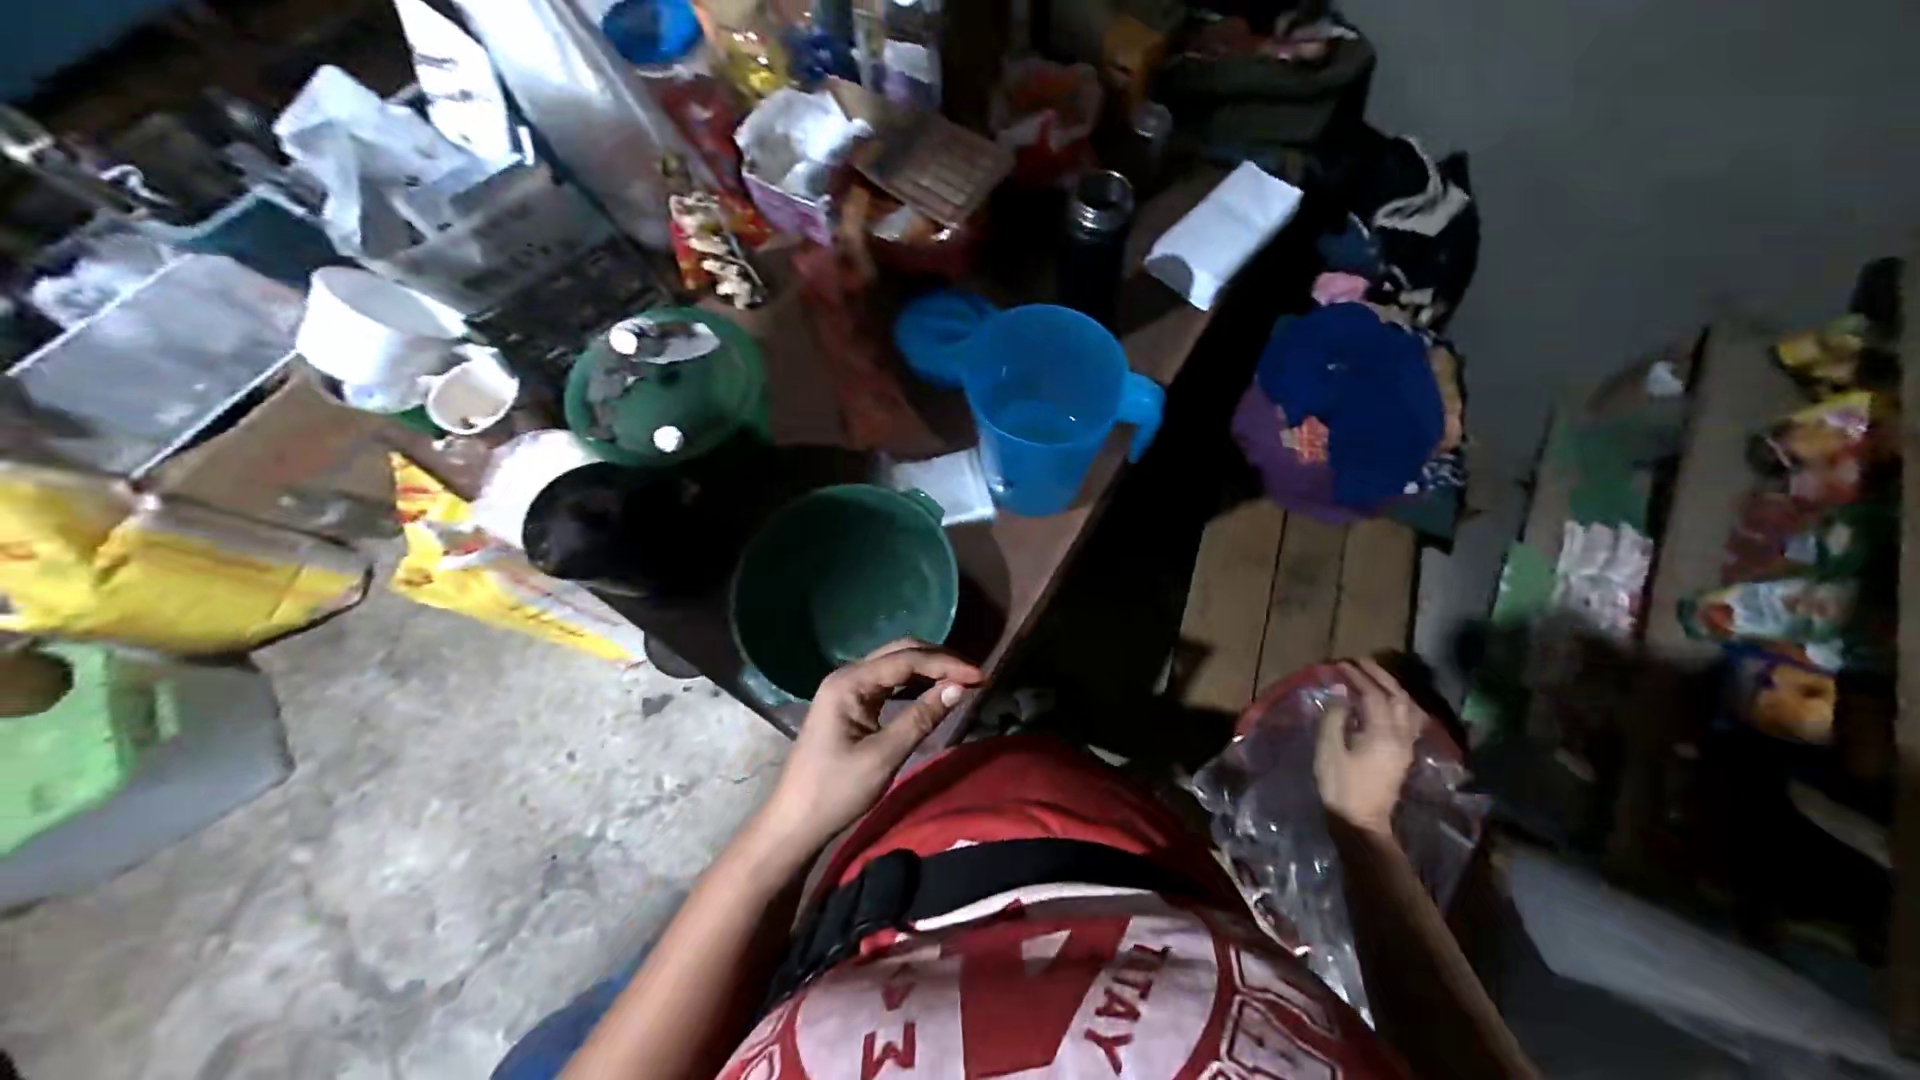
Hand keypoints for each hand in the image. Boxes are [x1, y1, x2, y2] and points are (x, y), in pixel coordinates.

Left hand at [758, 640, 982, 850]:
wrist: (795, 822)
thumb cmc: (836, 791)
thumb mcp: (884, 756)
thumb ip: (921, 718)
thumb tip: (959, 689)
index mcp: (849, 682)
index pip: (907, 660)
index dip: (946, 664)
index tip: (981, 676)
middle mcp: (847, 676)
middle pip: (901, 653)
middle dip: (940, 660)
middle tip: (975, 675)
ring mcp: (847, 689)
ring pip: (896, 666)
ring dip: (929, 671)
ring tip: (962, 682)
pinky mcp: (851, 704)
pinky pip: (888, 684)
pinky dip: (914, 685)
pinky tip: (934, 693)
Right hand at [1315, 658, 1421, 836]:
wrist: (1360, 821)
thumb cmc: (1340, 784)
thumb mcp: (1329, 749)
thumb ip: (1335, 718)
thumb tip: (1343, 695)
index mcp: (1382, 734)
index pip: (1374, 696)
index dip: (1358, 677)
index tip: (1340, 665)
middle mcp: (1401, 737)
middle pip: (1397, 698)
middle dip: (1379, 677)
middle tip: (1360, 663)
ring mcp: (1406, 746)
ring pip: (1407, 708)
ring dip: (1392, 688)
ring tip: (1374, 677)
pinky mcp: (1403, 754)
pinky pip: (1408, 719)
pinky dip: (1398, 703)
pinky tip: (1387, 702)